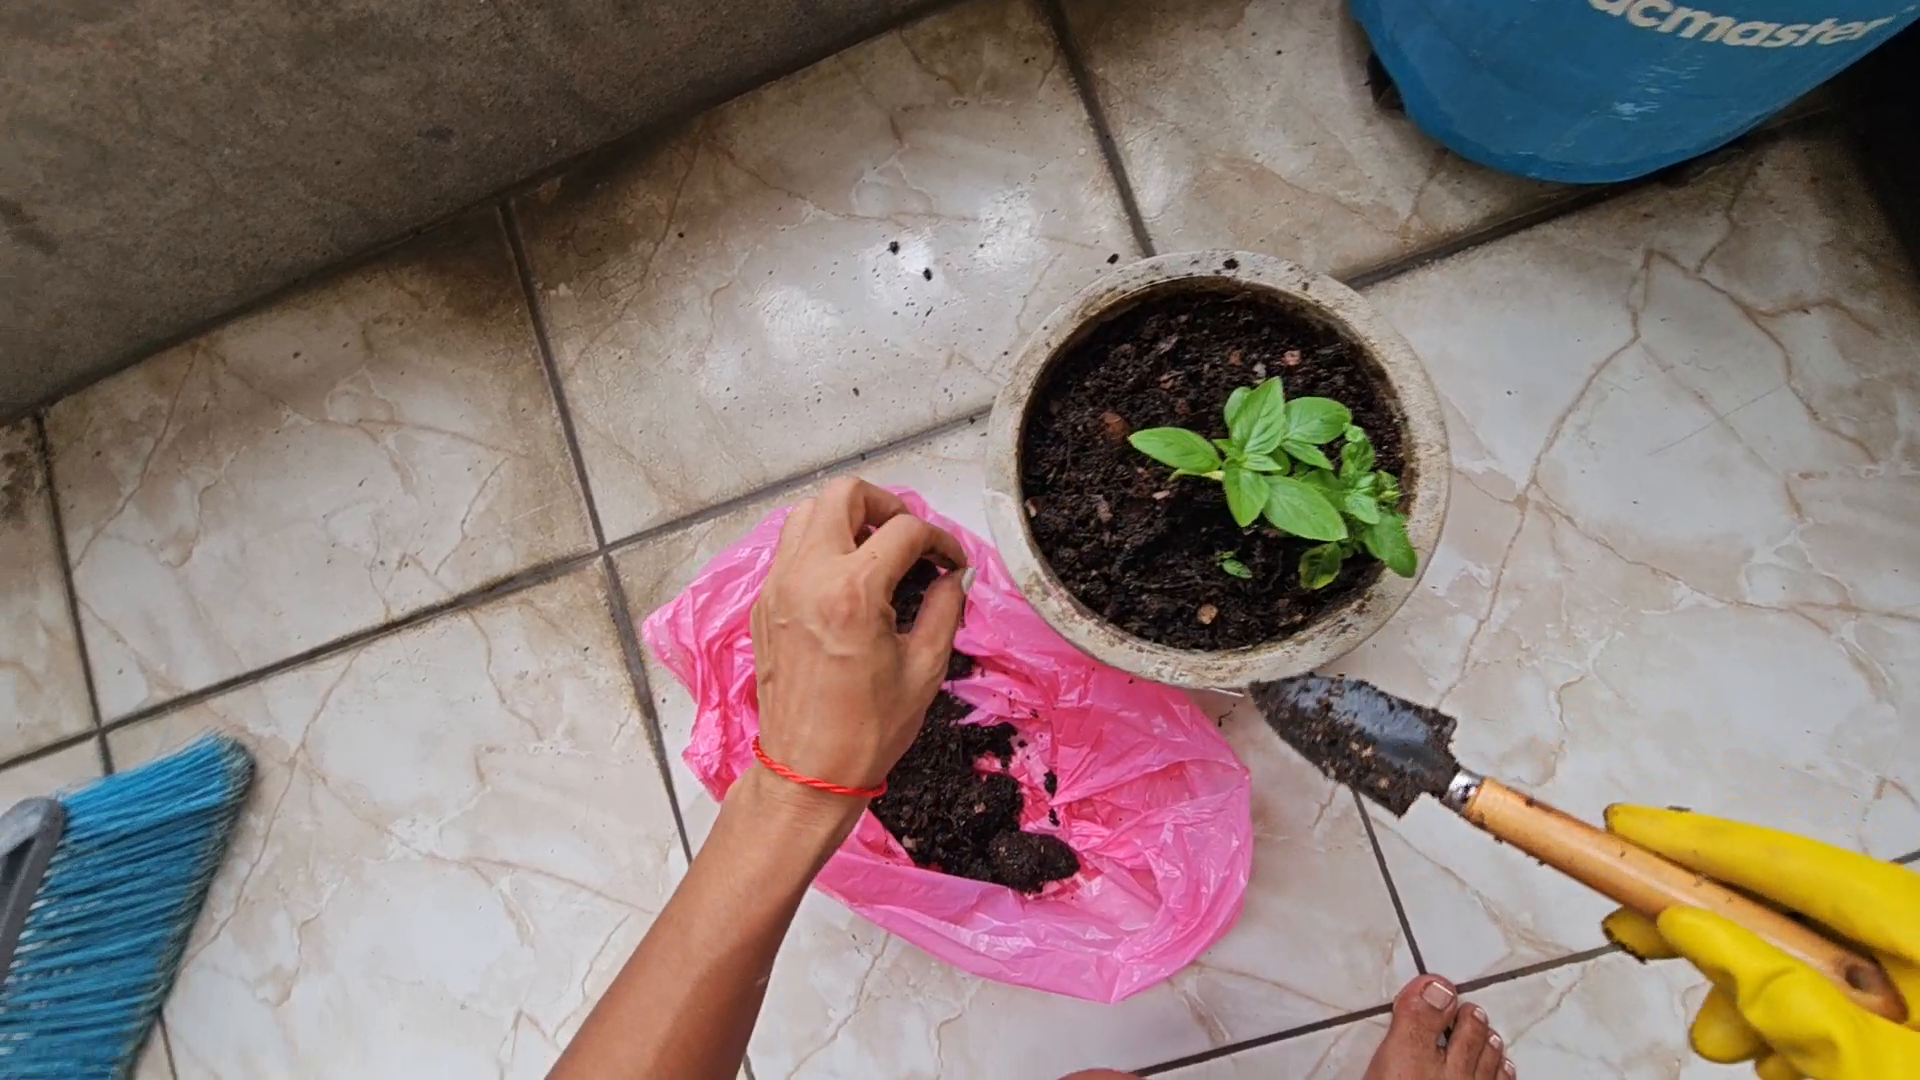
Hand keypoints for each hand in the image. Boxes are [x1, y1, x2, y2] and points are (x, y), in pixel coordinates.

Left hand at [750, 478, 968, 805]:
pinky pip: (790, 548)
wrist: (806, 771)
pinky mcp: (764, 604)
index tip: (952, 562)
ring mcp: (778, 586)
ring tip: (876, 551)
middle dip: (886, 505)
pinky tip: (846, 579)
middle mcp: (808, 574)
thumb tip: (955, 575)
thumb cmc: (870, 728)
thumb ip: (945, 608)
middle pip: (844, 494)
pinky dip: (822, 545)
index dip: (940, 540)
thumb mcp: (924, 668)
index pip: (905, 530)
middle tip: (909, 540)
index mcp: (852, 590)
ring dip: (848, 519)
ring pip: (808, 512)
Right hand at [1599, 807, 1919, 1079]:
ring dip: (1749, 987)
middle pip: (1804, 908)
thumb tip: (1685, 923)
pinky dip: (1796, 1018)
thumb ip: (1781, 999)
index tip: (1621, 826)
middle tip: (1630, 930)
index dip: (1701, 841)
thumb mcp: (1873, 1079)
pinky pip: (1853, 997)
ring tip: (1718, 1043)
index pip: (1802, 867)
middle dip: (1711, 924)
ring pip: (1821, 957)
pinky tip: (1776, 1061)